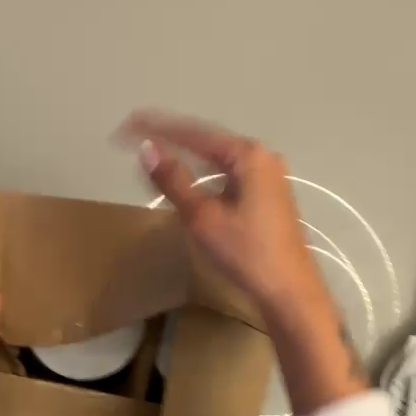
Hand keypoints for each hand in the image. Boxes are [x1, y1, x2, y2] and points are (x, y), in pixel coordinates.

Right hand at [117, 109, 369, 415]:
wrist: (288, 290)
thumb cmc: (245, 253)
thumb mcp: (203, 217)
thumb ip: (174, 181)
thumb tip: (147, 150)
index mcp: (247, 155)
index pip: (193, 133)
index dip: (156, 128)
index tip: (127, 126)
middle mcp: (262, 157)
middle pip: (207, 141)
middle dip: (172, 138)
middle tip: (138, 135)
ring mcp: (269, 177)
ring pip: (218, 160)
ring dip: (188, 157)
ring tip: (158, 155)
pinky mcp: (268, 198)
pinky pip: (228, 175)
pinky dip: (204, 175)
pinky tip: (190, 182)